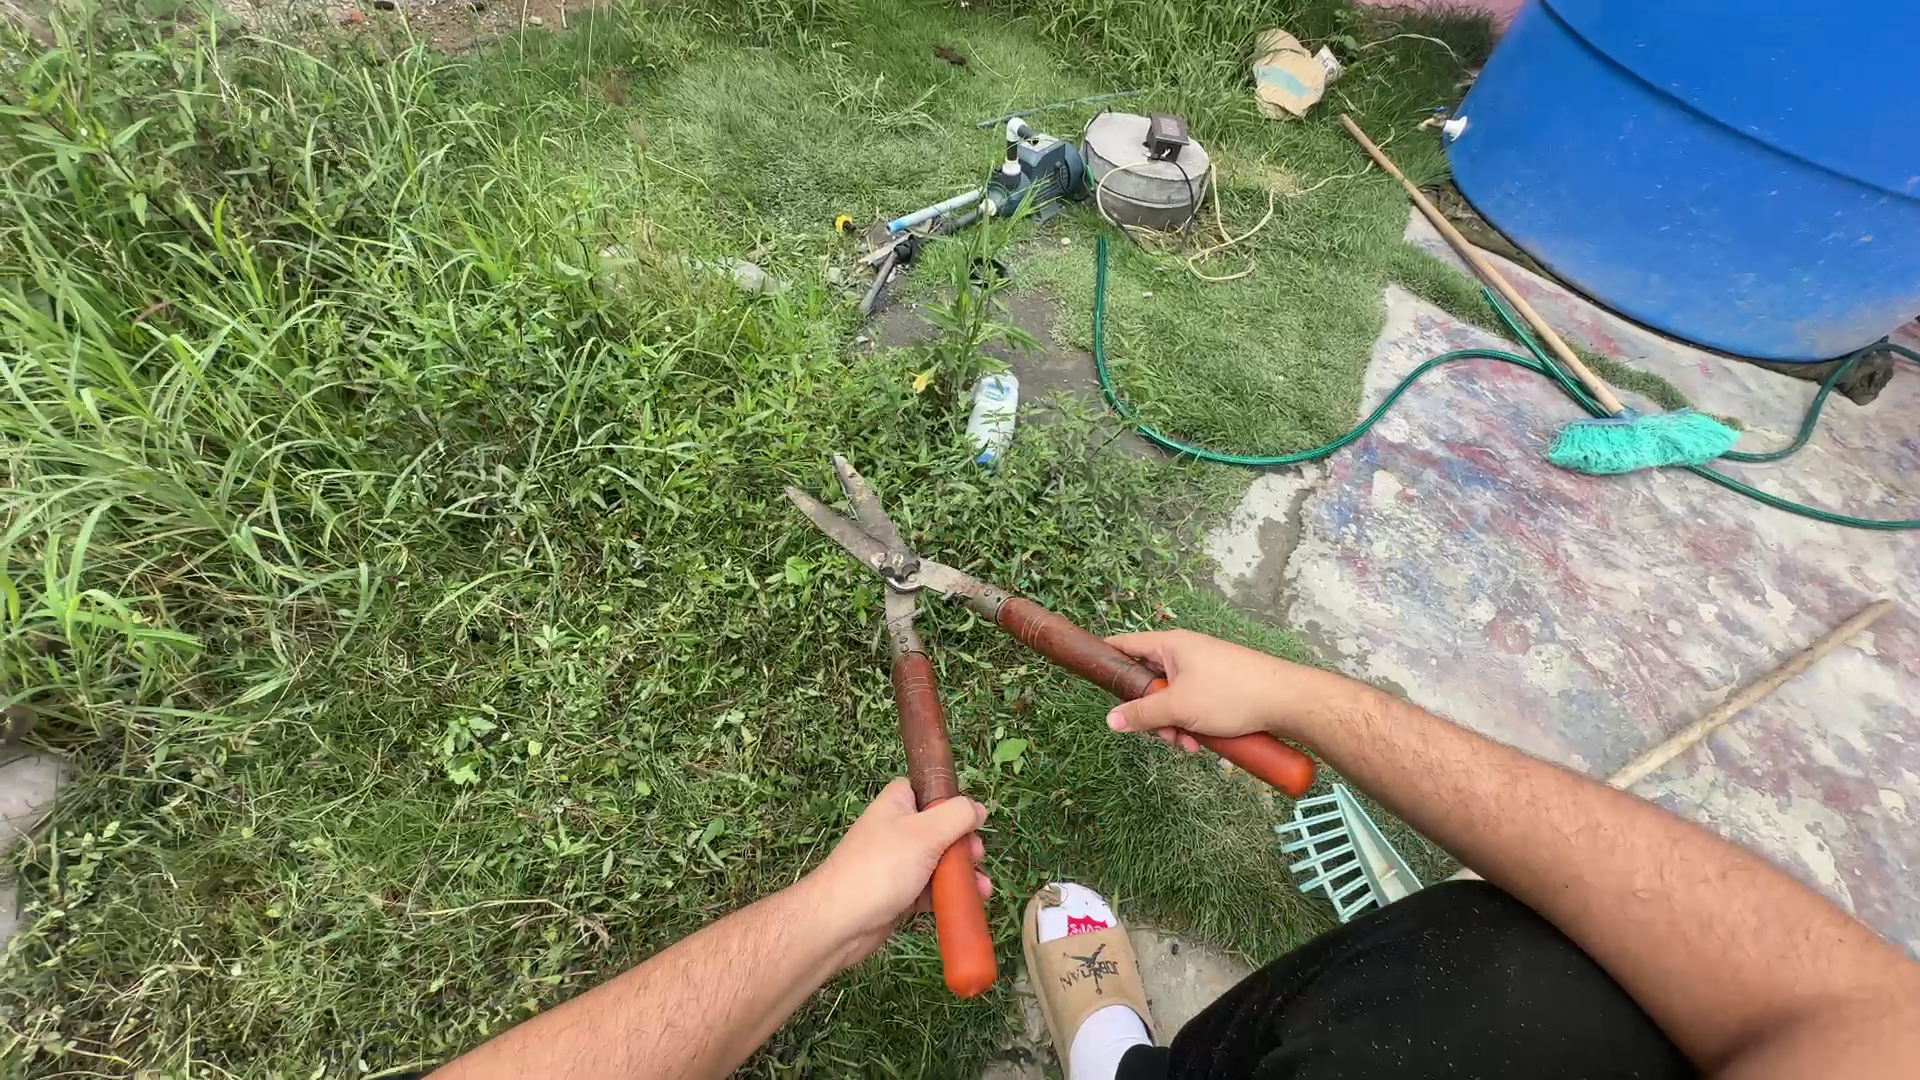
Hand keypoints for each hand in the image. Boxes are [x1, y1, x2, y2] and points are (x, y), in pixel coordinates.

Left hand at [799, 778, 989, 967]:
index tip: (973, 822)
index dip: (955, 804)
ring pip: (940, 860)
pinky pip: (932, 887)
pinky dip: (949, 893)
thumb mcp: (925, 833)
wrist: (840, 922)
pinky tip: (970, 903)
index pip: (932, 791)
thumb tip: (979, 808)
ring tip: (981, 888)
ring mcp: (899, 861)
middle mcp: (899, 827)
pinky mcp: (901, 891)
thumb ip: (957, 815)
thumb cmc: (882, 867)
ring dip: (962, 873)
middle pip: (943, 828)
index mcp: (899, 802)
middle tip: (976, 856)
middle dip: (964, 844)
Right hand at [1104, 629, 1350, 747]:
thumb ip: (1142, 714)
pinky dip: (1191, 724)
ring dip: (1172, 724)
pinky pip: (1192, 705)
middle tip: (1161, 734)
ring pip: (1171, 698)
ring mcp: (1203, 670)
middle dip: (1150, 712)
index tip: (1093, 676)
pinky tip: (1202, 743)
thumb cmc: (1231, 694)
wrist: (1290, 701)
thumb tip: (1110, 720)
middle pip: (1148, 680)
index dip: (1106, 658)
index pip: (1125, 644)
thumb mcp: (1179, 707)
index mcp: (1170, 644)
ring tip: (1188, 745)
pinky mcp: (1219, 687)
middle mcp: (1184, 652)